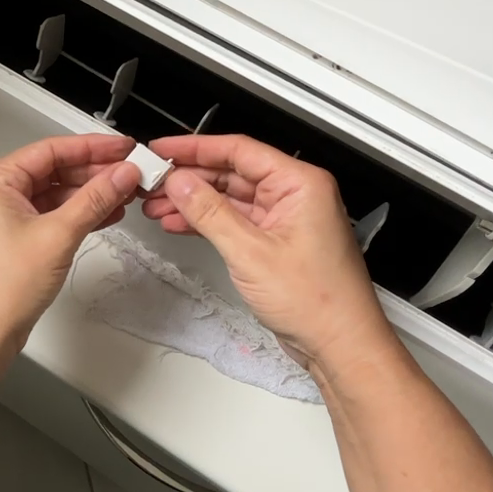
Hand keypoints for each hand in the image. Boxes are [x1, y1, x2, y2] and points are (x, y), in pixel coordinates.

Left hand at [0, 134, 142, 348]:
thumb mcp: (58, 234)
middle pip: (56, 169)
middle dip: (95, 172)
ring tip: (128, 192)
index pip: (51, 150)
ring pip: (58, 192)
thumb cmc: (5, 286)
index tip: (124, 148)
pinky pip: (55, 213)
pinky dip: (81, 213)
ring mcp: (8, 215)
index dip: (92, 147)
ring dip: (92, 193)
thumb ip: (95, 199)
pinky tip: (110, 212)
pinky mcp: (20, 236)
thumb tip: (124, 174)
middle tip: (132, 172)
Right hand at [141, 134, 394, 371]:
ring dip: (192, 201)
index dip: (194, 147)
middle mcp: (294, 195)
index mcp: (300, 184)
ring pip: (228, 197)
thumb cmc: (319, 301)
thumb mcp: (250, 252)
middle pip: (231, 171)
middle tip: (152, 182)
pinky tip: (178, 223)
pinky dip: (205, 221)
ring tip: (157, 205)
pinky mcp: (274, 241)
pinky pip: (233, 220)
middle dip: (188, 178)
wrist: (339, 344)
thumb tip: (180, 183)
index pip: (238, 150)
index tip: (163, 149)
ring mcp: (283, 219)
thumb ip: (209, 213)